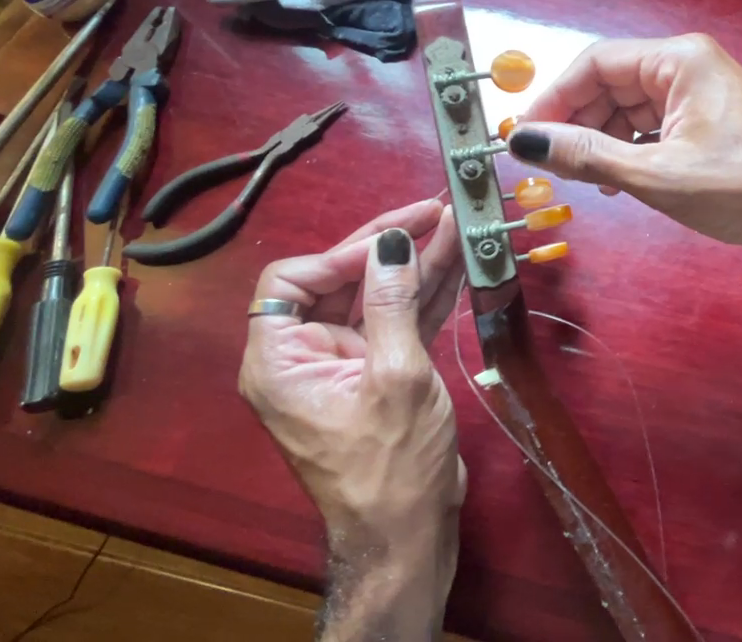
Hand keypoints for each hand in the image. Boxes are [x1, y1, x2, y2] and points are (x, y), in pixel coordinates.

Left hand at [238, 199, 465, 640]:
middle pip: (342, 281)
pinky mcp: (384, 369)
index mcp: (283, 358)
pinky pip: (402, 318)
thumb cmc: (390, 461)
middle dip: (391, 246)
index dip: (342, 253)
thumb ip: (393, 303)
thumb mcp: (396, 376)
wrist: (409, 530)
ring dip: (419, 263)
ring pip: (381, 295)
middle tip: (437, 211)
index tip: (394, 240)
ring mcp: (349, 360)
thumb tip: (394, 241)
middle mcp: (309, 353)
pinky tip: (458, 262)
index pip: (293, 280)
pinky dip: (429, 292)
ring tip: (457, 225)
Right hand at [508, 34, 741, 256]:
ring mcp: (705, 92)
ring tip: (586, 180)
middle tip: (550, 166)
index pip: (595, 64)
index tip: (522, 137)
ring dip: (604, 141)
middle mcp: (691, 65)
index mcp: (680, 60)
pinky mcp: (714, 119)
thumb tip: (525, 140)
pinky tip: (620, 180)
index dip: (553, 99)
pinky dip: (633, 149)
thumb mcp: (656, 175)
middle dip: (578, 123)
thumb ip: (587, 156)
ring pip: (633, 107)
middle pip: (613, 84)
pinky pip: (658, 125)